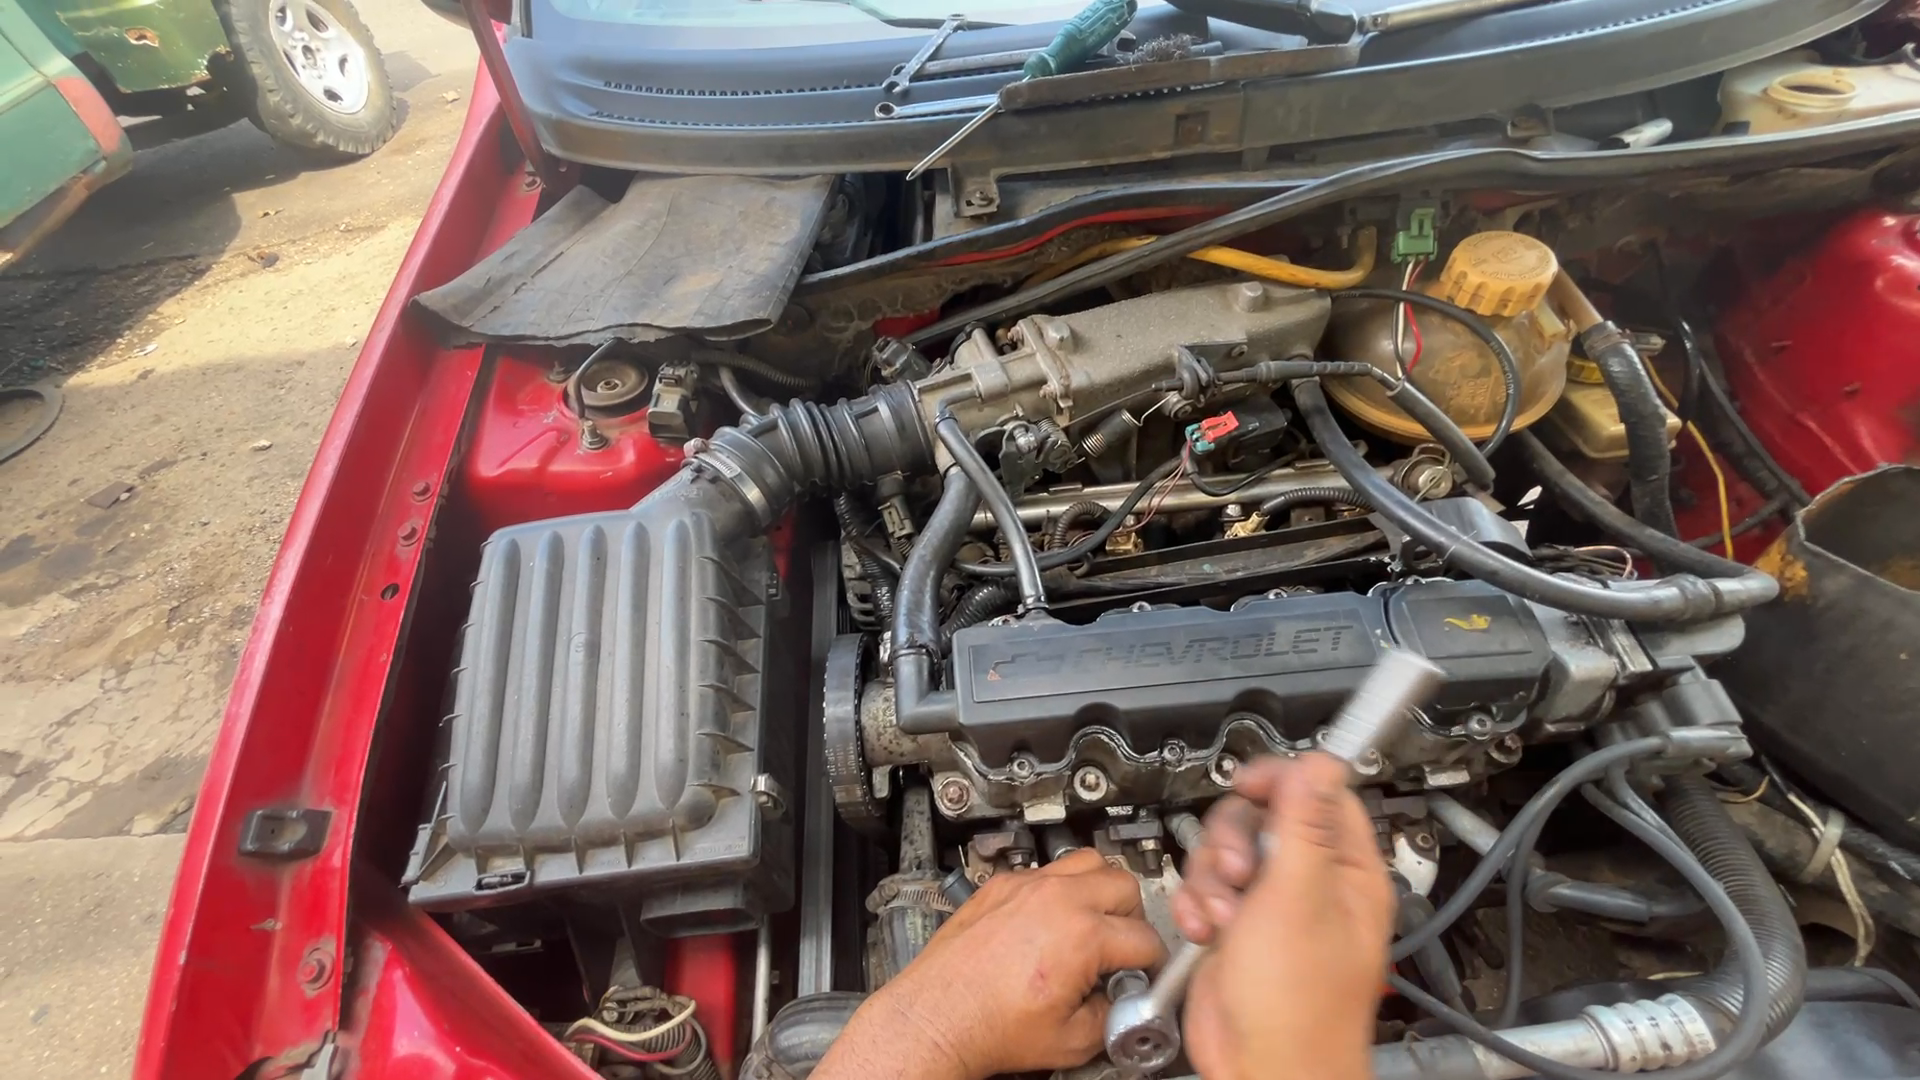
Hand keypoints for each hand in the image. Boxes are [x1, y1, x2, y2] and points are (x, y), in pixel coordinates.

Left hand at [817, 849, 1166, 1079]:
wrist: (939, 1014)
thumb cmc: (991, 1026)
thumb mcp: (1072, 1042)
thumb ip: (1112, 1015)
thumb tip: (1123, 1001)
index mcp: (1082, 934)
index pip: (1145, 937)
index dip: (1153, 962)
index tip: (1146, 973)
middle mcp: (1057, 897)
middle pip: (1124, 883)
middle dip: (1131, 916)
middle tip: (1122, 944)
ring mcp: (1027, 884)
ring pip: (1086, 860)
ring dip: (1099, 888)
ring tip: (1094, 921)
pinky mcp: (1003, 883)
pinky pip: (1046, 869)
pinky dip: (1059, 887)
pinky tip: (1052, 918)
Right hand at [1172, 754, 1394, 1079]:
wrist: (1256, 1068)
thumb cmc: (1297, 1004)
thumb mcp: (1297, 899)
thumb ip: (1302, 825)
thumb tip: (1318, 765)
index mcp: (1343, 871)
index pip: (1318, 794)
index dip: (1281, 781)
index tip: (1249, 786)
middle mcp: (1307, 880)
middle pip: (1258, 815)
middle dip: (1231, 840)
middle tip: (1236, 872)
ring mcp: (1267, 900)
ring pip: (1224, 846)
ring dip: (1208, 877)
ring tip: (1220, 914)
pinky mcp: (1233, 919)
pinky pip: (1203, 881)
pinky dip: (1196, 902)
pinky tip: (1205, 931)